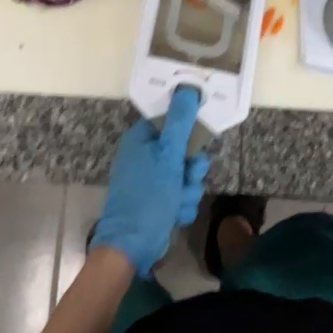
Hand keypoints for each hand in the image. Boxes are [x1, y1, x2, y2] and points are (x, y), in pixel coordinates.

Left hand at [91, 86, 210, 271]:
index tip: (200, 140)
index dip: (187, 131)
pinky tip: (174, 216)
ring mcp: (152, 181)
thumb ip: (180, 122)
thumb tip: (189, 87)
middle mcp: (145, 156)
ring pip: (187, 176)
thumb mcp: (168, 156)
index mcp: (141, 139)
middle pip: (184, 150)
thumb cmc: (148, 196)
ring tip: (178, 202)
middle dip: (191, 169)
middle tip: (188, 176)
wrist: (132, 246)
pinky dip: (182, 206)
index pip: (171, 122)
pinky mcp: (159, 202)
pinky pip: (183, 196)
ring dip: (188, 191)